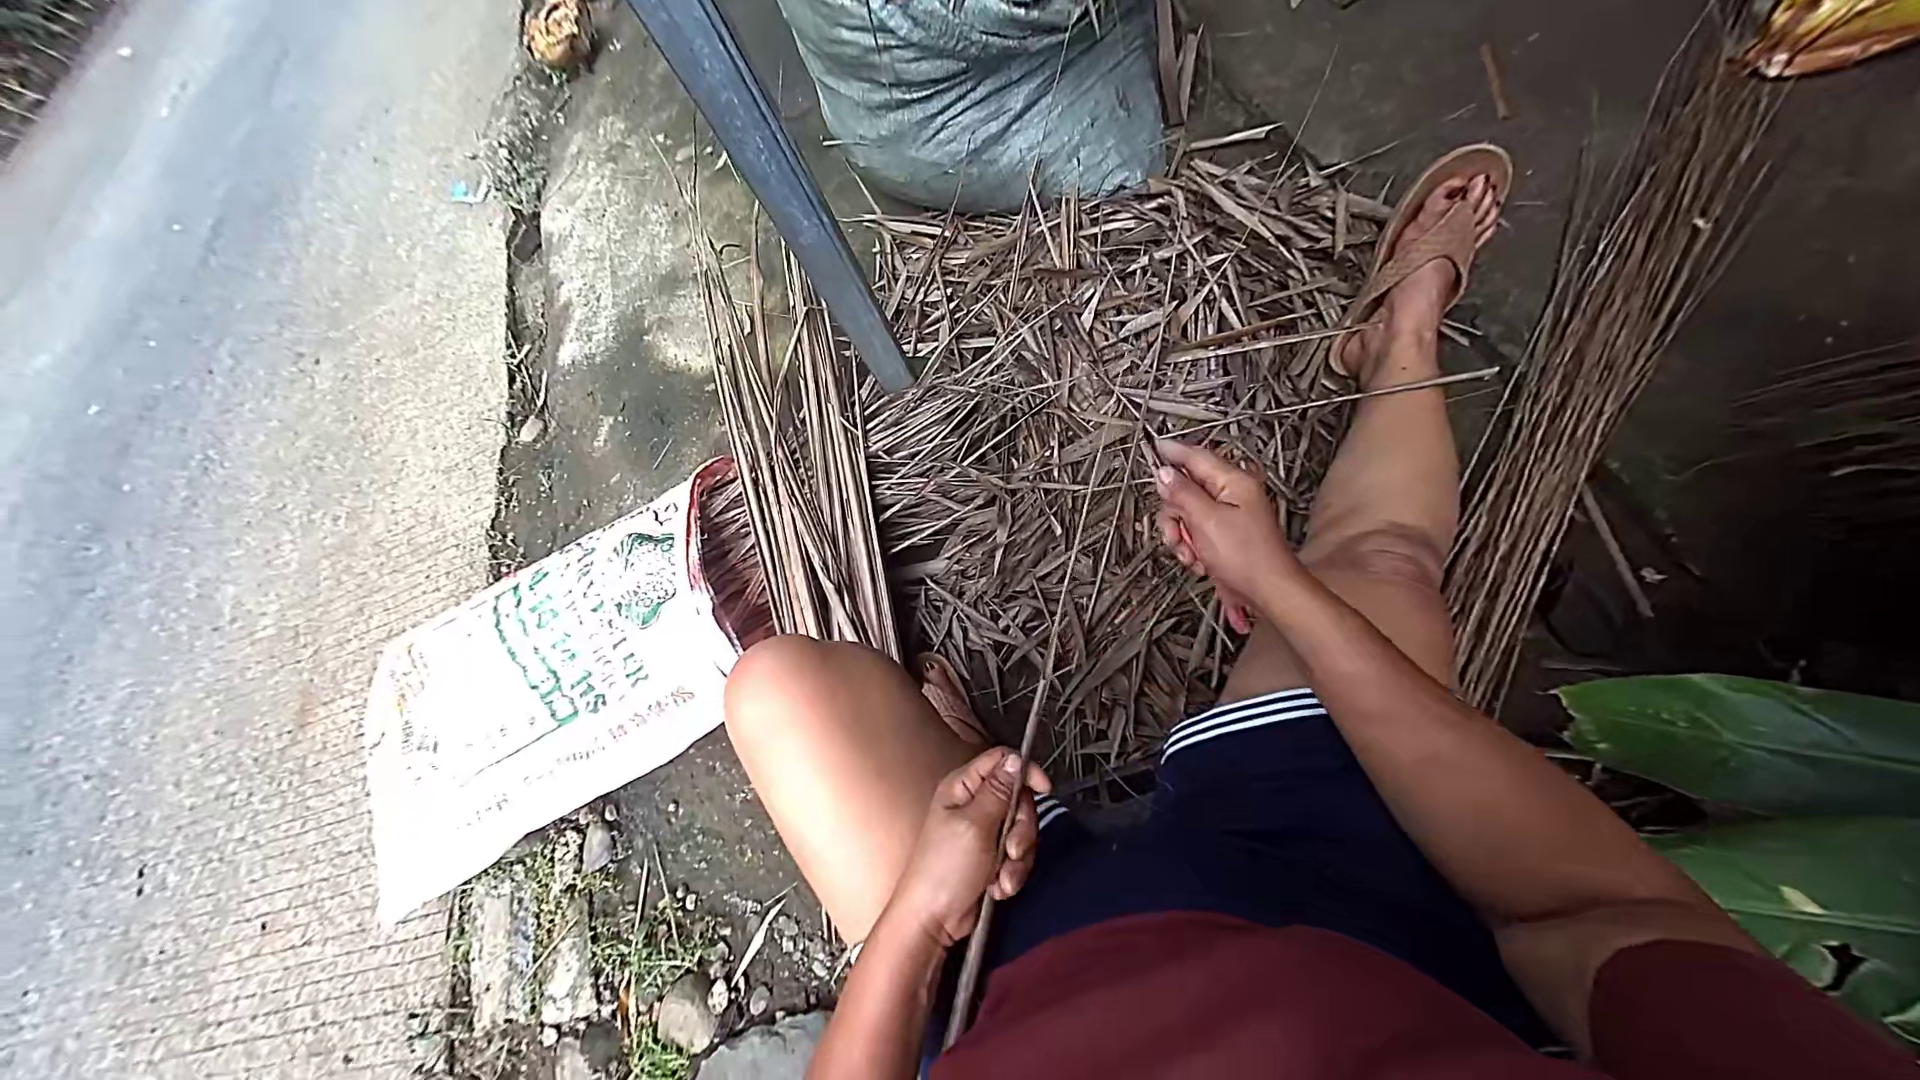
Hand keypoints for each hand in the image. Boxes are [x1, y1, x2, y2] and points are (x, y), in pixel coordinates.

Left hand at [889, 747, 1050, 947]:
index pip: (1002, 761)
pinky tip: (998, 886)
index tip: (1044, 790)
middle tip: (1011, 849)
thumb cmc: (944, 871)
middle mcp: (973, 803)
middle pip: (1018, 797)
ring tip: (1001, 876)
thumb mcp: (975, 826)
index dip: (1026, 771)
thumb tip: (1016, 759)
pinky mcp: (992, 854)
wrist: (933, 921)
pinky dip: (1013, 872)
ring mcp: (983, 829)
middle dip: (1022, 827)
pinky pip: (1018, 854)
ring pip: (1022, 828)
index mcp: (962, 786)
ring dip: (1018, 857)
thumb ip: (999, 791)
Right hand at [1154, 439, 1300, 628]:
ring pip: (1187, 513)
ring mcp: (1230, 515)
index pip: (1196, 457)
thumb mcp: (1206, 521)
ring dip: (1181, 535)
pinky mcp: (1225, 534)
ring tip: (1191, 550)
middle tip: (1178, 529)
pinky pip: (1195, 531)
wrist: (1267, 591)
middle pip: (1186, 490)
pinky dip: (1191, 546)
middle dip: (1175, 514)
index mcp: (1234, 482)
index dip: (1173, 452)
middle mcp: (1234, 494)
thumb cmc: (1249, 558)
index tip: (1156, 447)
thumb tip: (1165, 474)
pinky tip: (1199, 558)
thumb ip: (1182, 494)